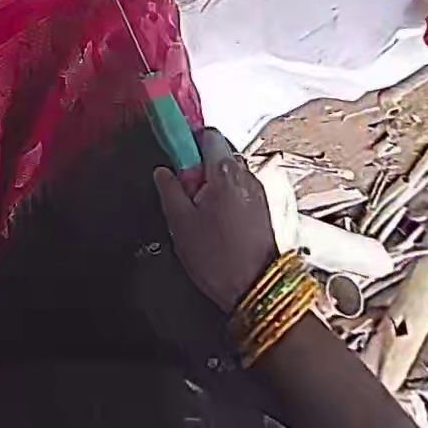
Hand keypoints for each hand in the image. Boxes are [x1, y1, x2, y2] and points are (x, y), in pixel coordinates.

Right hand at [152, 128, 278, 310]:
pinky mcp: (264, 208)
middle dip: (199, 166)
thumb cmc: (218, 258)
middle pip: (219, 152)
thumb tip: (163, 171)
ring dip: (213, 182)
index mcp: (224, 171)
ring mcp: (258, 191)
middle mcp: (246, 174)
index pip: (207, 134)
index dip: (189, 141)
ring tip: (202, 213)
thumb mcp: (181, 223)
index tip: (177, 160)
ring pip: (229, 172)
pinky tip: (218, 223)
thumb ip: (169, 189)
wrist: (258, 293)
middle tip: (186, 193)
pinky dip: (227, 196)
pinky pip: (240, 188)